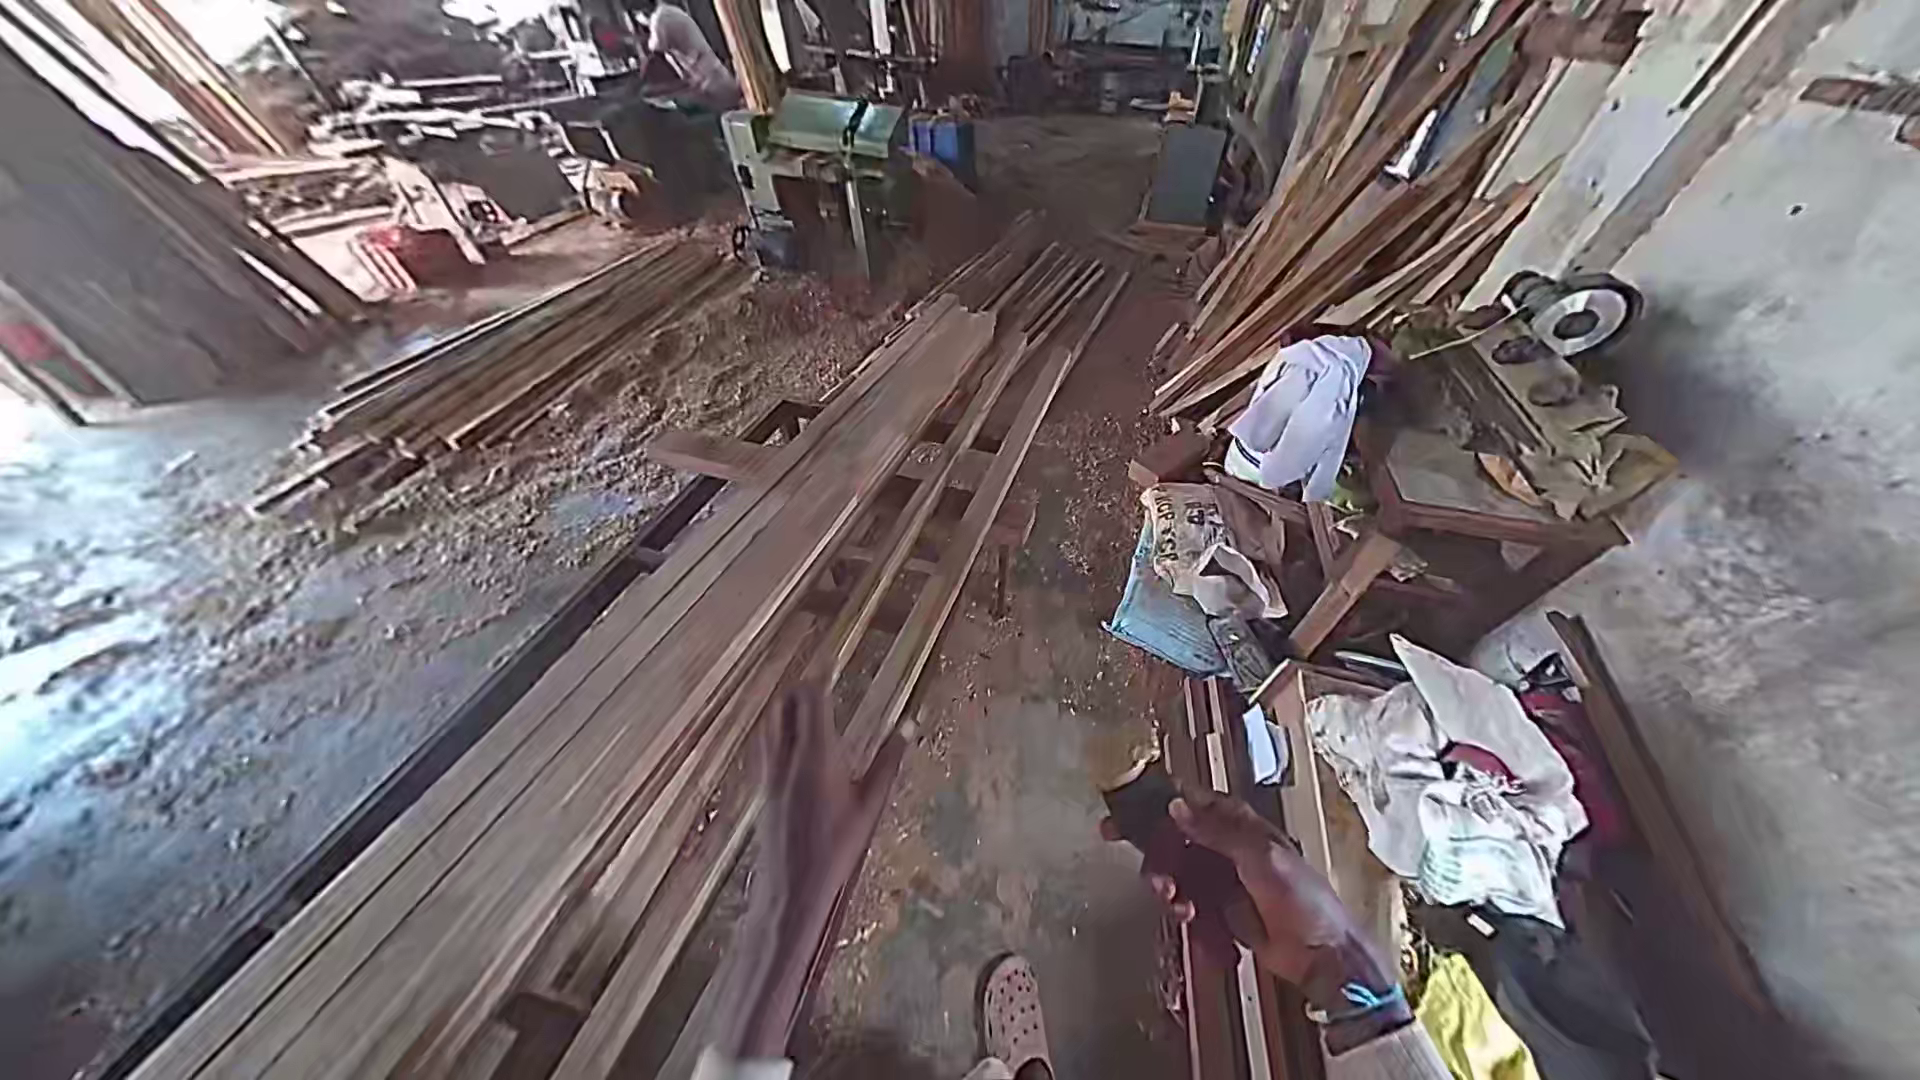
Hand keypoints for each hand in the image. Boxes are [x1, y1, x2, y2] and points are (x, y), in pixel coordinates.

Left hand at [759, 679, 902, 925]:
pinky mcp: (762, 787)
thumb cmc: (838, 847)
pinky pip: (766, 743)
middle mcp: (788, 756)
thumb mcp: (871, 803)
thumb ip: (890, 760)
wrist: (792, 888)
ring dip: (785, 705)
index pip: (811, 699)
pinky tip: (791, 740)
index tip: (831, 662)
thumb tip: (909, 725)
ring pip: (770, 722)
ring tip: (804, 702)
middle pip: (784, 704)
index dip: (819, 676)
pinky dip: (777, 728)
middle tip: (820, 681)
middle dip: (800, 687)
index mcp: (818, 754)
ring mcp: (770, 771)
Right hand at [1106, 790, 1411, 1052]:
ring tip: (1175, 904)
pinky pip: (1183, 895)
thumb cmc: (1302, 898)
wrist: (1324, 958)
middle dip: (1155, 857)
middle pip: (1168, 836)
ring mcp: (1215, 871)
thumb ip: (1217, 830)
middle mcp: (1219, 840)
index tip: (1119, 817)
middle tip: (1153, 881)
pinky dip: (1180, 906)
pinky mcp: (1214, 901)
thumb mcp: (1262, 856)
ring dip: (1166, 885)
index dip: (1149, 804)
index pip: (1183, 800)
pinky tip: (1189, 917)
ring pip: (1171, 868)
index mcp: (1233, 819)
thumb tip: (1175, 804)